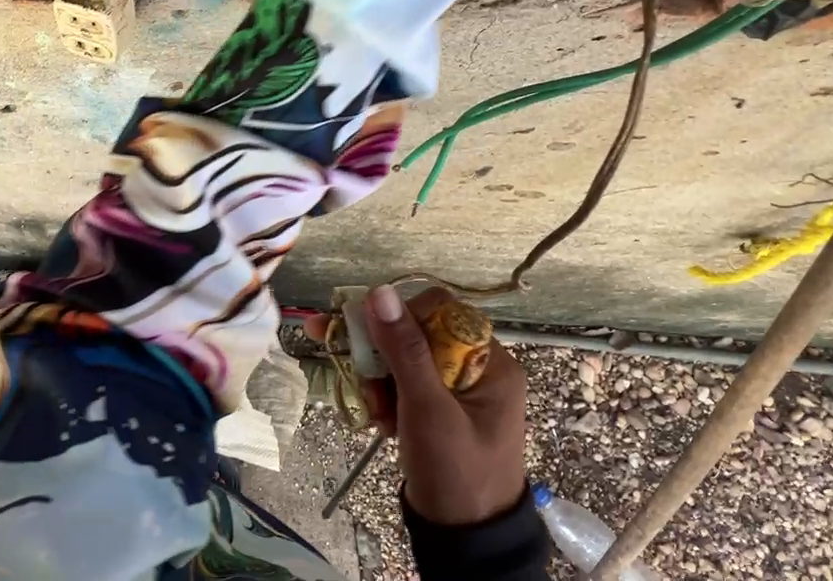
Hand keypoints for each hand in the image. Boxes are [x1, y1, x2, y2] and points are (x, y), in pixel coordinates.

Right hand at [362, 284, 527, 525]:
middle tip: (341, 357)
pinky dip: (383, 396)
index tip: (365, 333)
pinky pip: (402, 384)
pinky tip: (375, 418)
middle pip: (415, 334)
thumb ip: (403, 349)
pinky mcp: (437, 411)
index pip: (439, 312)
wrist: (465, 541)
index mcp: (491, 364)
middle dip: (377, 351)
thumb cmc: (455, 471)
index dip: (399, 316)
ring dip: (375, 377)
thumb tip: (378, 291)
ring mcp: (456, 392)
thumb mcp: (427, 408)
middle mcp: (476, 370)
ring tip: (368, 406)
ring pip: (402, 360)